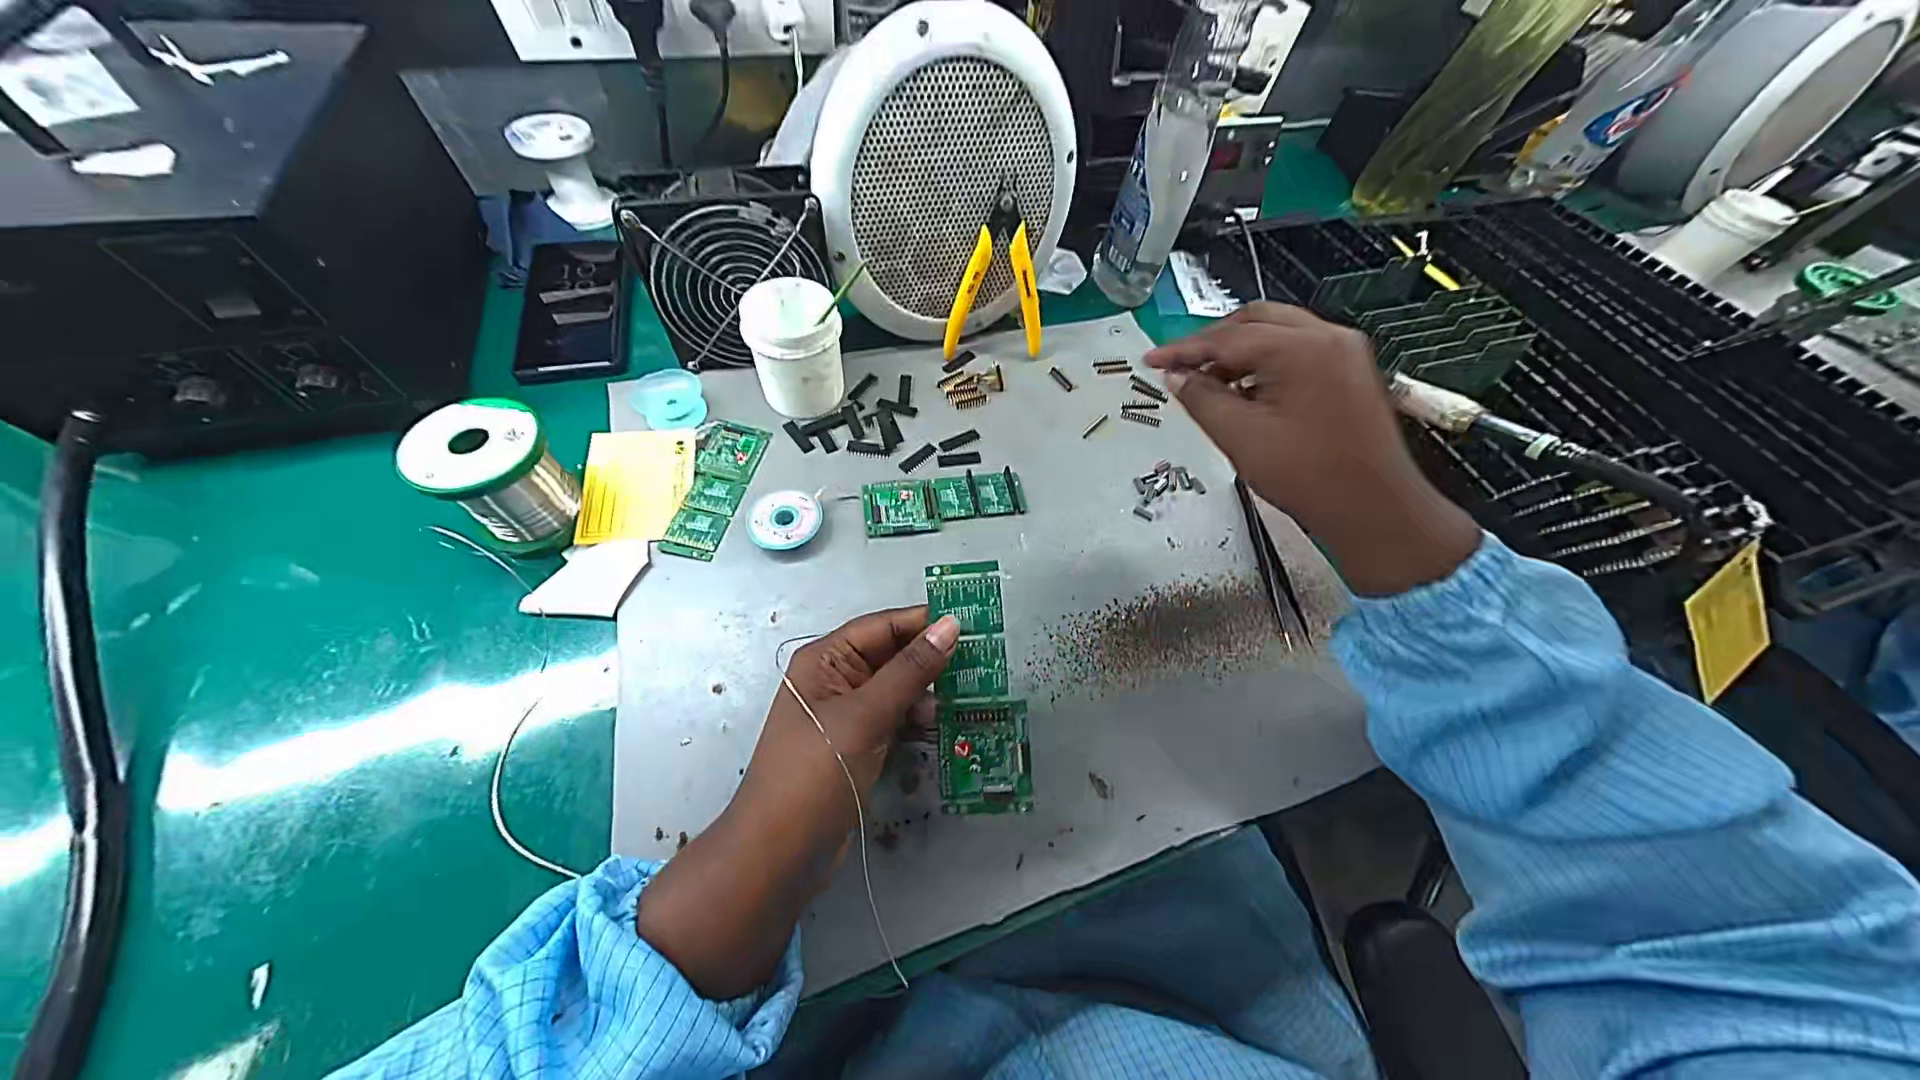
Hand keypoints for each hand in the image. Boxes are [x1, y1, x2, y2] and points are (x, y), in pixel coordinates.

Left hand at [636, 607, 957, 998]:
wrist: (779, 853)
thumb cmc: (816, 772)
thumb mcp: (866, 715)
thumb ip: (910, 670)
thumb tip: (950, 625)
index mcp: (826, 659)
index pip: (883, 626)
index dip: (925, 622)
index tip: (974, 624)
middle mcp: (836, 679)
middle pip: (893, 656)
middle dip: (932, 661)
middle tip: (982, 664)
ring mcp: (848, 714)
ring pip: (899, 689)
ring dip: (929, 694)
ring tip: (965, 700)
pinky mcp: (859, 745)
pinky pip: (896, 719)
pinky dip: (919, 721)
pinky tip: (944, 728)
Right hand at [1145, 302, 1479, 594]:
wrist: (1372, 508)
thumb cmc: (1309, 475)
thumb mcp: (1240, 437)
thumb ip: (1201, 399)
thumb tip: (1177, 378)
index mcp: (1302, 349)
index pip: (1228, 338)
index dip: (1184, 350)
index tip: (1153, 360)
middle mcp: (1328, 339)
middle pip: (1255, 321)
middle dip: (1213, 342)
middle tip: (1180, 366)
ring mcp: (1344, 353)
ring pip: (1277, 334)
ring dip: (1238, 353)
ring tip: (1207, 383)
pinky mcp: (1348, 373)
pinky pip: (1296, 352)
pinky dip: (1263, 363)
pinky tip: (1242, 391)